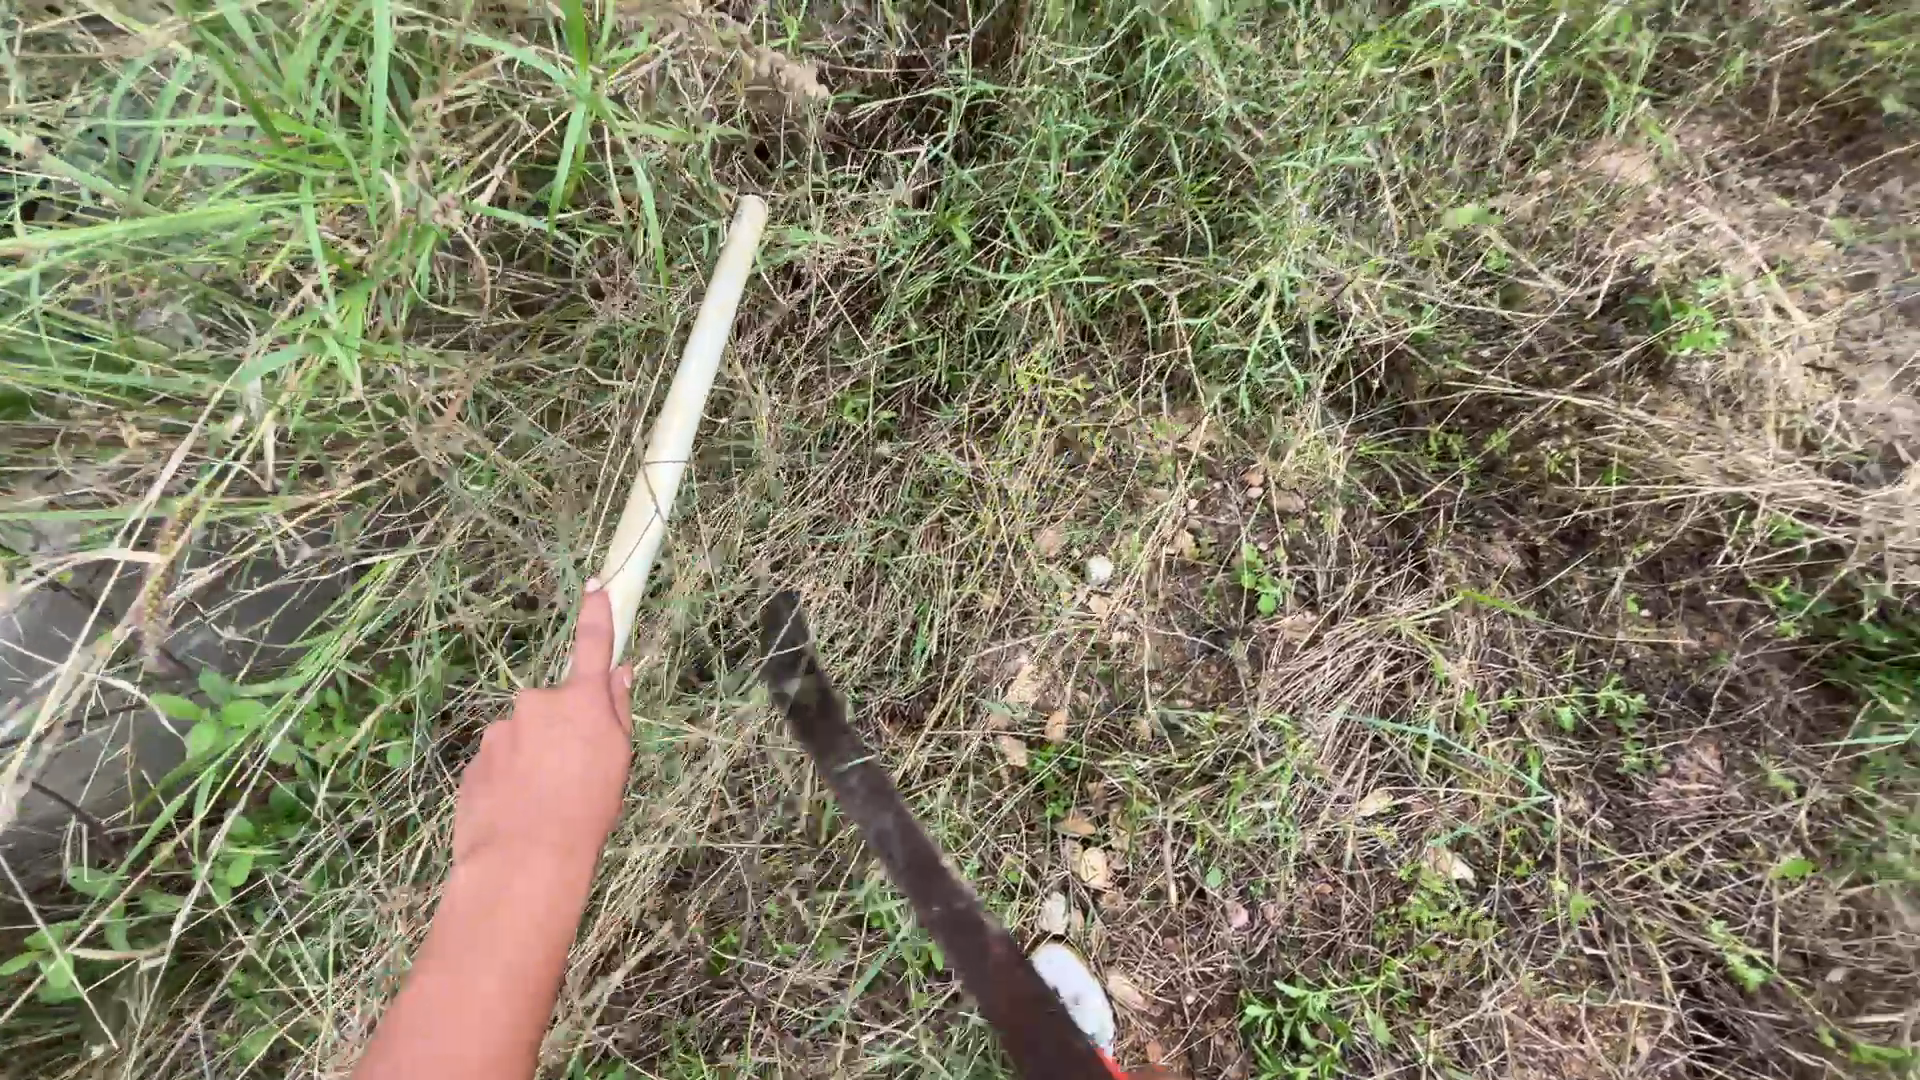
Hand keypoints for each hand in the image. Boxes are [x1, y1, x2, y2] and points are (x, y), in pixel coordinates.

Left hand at [451, 580, 633, 869]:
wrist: (524, 857)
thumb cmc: (589, 805)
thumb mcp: (620, 756)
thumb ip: (617, 709)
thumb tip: (618, 674)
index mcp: (582, 700)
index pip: (593, 645)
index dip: (596, 612)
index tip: (595, 584)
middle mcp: (537, 703)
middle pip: (555, 705)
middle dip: (562, 727)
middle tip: (575, 770)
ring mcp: (501, 730)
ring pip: (524, 734)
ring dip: (534, 755)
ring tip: (544, 798)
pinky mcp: (475, 760)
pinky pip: (500, 760)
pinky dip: (511, 777)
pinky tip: (520, 807)